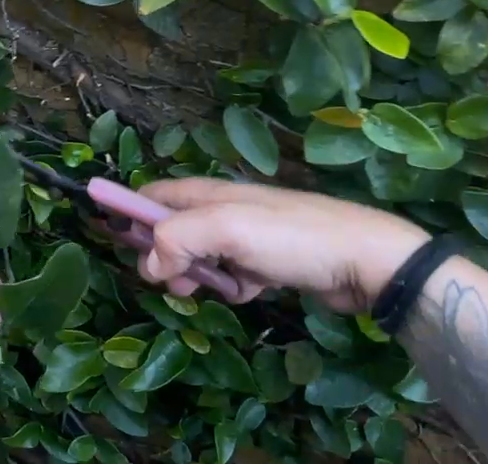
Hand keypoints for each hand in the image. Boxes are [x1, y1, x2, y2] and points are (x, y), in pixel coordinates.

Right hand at [136, 178, 428, 311]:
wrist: (366, 260)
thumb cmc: (289, 236)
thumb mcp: (225, 229)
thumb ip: (176, 239)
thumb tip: (150, 264)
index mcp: (204, 193)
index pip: (149, 196)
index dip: (129, 214)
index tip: (120, 243)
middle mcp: (219, 209)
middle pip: (170, 228)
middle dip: (161, 254)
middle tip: (167, 281)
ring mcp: (244, 236)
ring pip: (199, 255)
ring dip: (194, 274)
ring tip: (200, 293)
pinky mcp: (267, 262)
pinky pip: (231, 273)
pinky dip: (229, 285)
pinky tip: (243, 294)